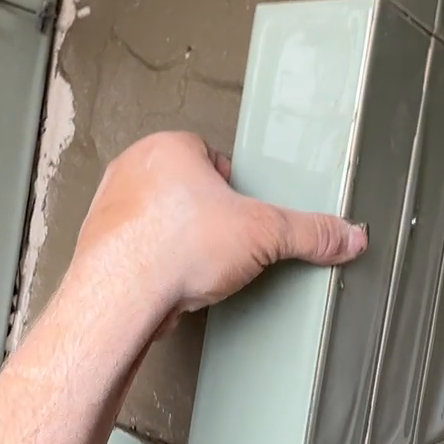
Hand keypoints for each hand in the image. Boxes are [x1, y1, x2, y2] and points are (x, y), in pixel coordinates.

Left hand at [69, 132, 368, 323]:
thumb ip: (310, 233)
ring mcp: (109, 207)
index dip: (233, 189)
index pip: (211, 157)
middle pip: (185, 188)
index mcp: (169, 148)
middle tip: (225, 243)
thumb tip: (346, 235)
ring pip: (158, 219)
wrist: (120, 295)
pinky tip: (172, 284)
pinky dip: (154, 264)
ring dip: (179, 240)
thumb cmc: (175, 247)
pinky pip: (136, 249)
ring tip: (199, 267)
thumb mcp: (264, 235)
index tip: (244, 214)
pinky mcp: (97, 246)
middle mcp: (132, 169)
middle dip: (206, 217)